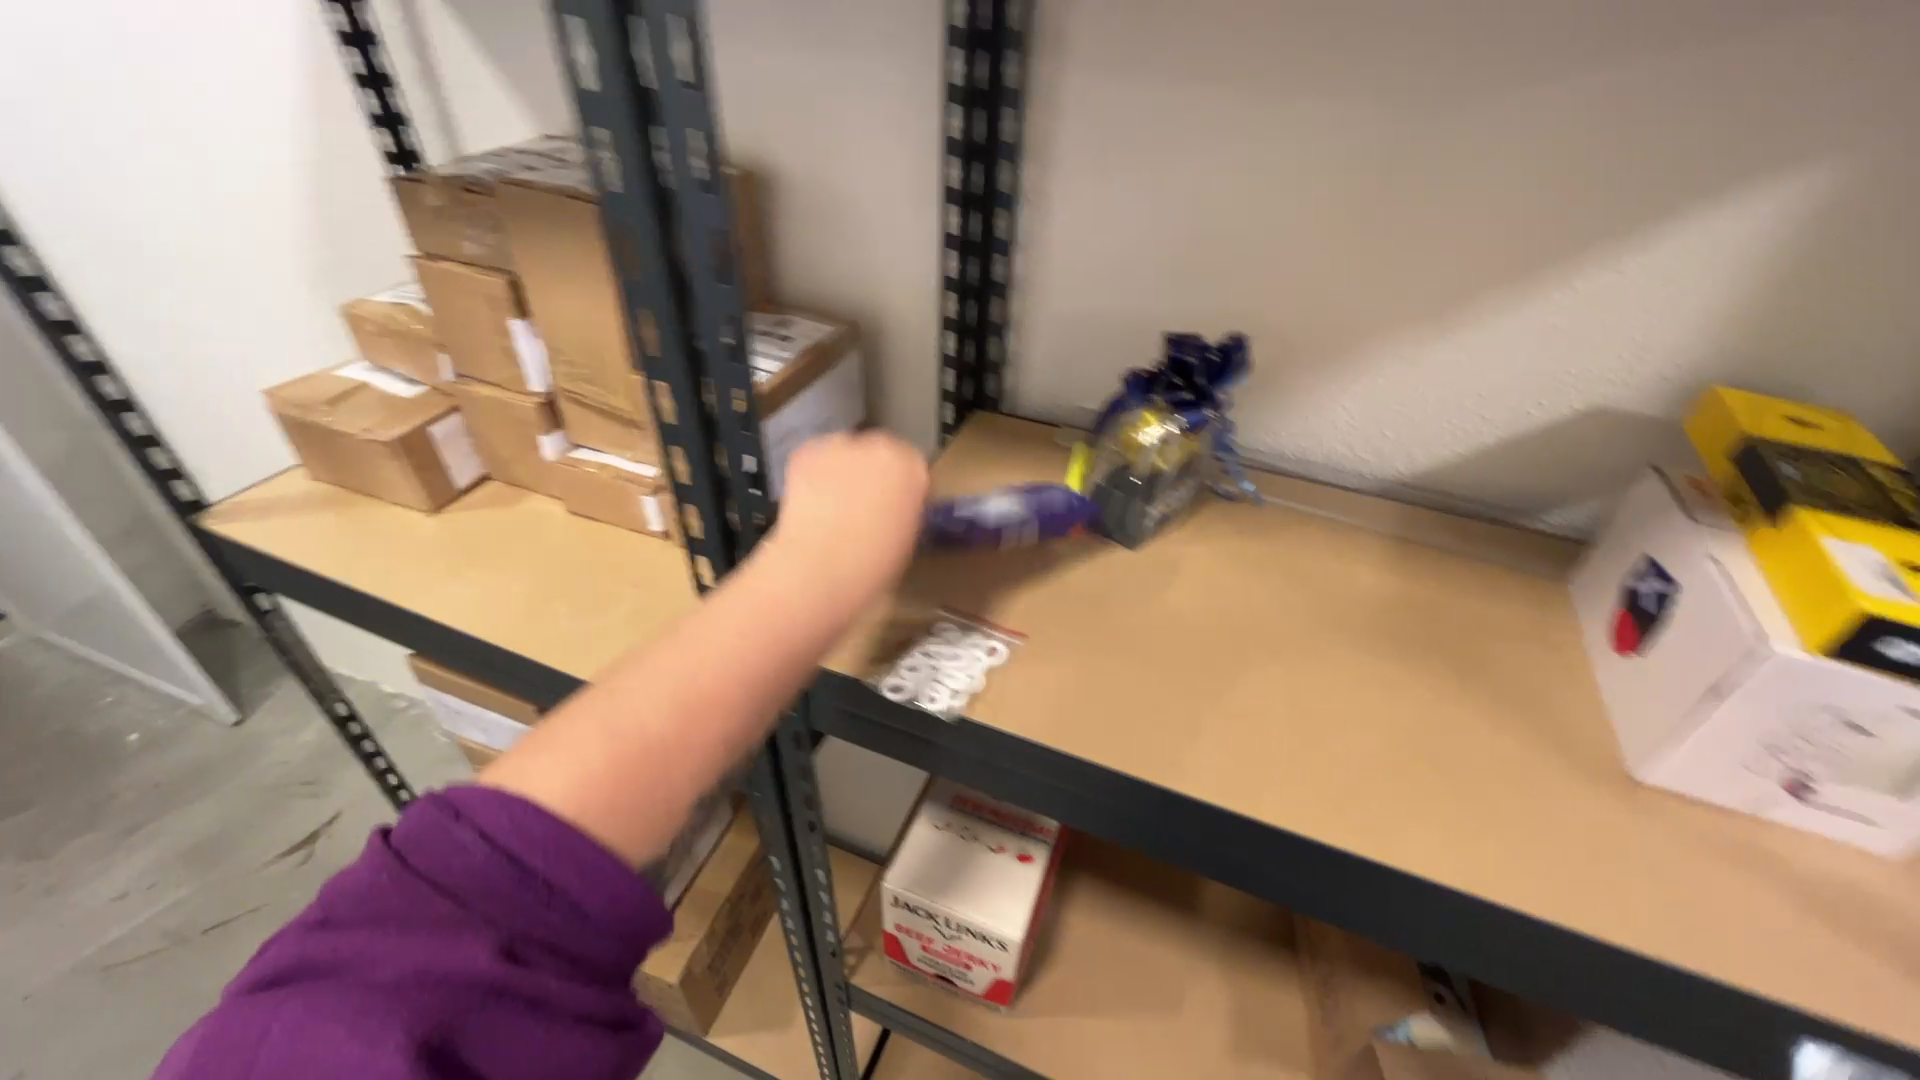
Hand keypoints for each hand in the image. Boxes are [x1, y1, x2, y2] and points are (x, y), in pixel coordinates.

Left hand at [771, 430, 929, 602]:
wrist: (822, 567)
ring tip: (831, 504)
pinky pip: (814, 458)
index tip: (891, 504)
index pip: (911, 466)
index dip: (899, 486)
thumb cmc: (873, 563)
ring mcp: (842, 445)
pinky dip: (813, 473)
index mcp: (913, 468)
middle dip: (870, 473)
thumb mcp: (908, 535)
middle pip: (879, 452)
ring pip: (844, 452)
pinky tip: (810, 500)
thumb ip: (905, 508)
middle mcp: (882, 446)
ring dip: (842, 470)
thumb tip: (893, 504)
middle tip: (859, 504)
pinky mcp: (807, 451)